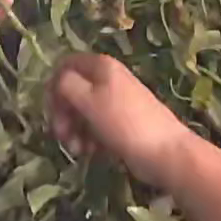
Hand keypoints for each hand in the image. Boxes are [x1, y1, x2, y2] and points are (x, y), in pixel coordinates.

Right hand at [48, 53, 199, 187]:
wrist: (168, 154)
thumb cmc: (125, 123)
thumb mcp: (89, 100)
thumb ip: (65, 85)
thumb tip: (56, 83)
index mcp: (100, 65)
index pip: (64, 66)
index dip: (53, 87)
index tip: (51, 112)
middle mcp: (107, 78)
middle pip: (73, 89)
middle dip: (63, 113)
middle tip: (61, 136)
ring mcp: (116, 101)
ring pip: (83, 110)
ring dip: (75, 129)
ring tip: (78, 150)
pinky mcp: (122, 123)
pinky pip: (97, 125)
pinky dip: (90, 137)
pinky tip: (91, 153)